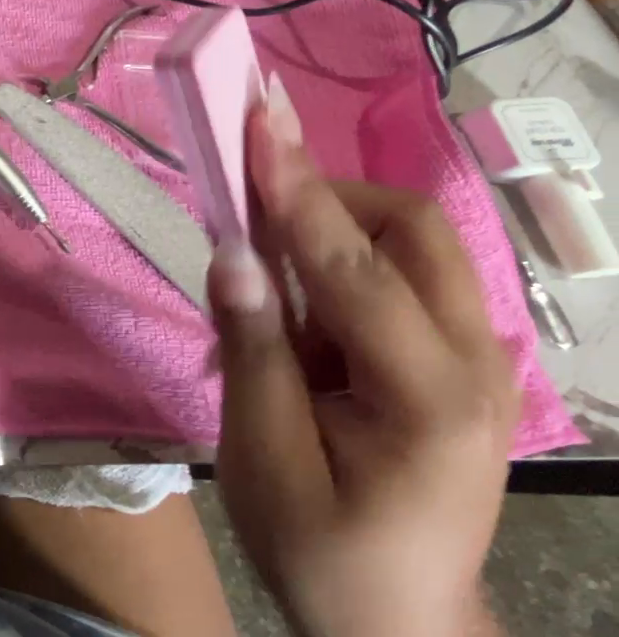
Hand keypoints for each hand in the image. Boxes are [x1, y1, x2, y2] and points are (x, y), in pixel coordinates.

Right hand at [210, 80, 517, 636]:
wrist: (395, 617)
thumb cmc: (316, 544)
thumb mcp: (261, 455)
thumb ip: (253, 348)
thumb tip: (231, 251)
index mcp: (429, 398)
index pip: (353, 265)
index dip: (296, 187)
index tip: (257, 121)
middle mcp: (473, 365)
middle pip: (411, 231)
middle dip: (325, 194)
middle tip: (244, 204)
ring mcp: (476, 363)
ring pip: (412, 246)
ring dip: (329, 225)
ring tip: (258, 259)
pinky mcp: (457, 364)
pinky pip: (400, 279)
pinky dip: (338, 260)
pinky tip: (291, 301)